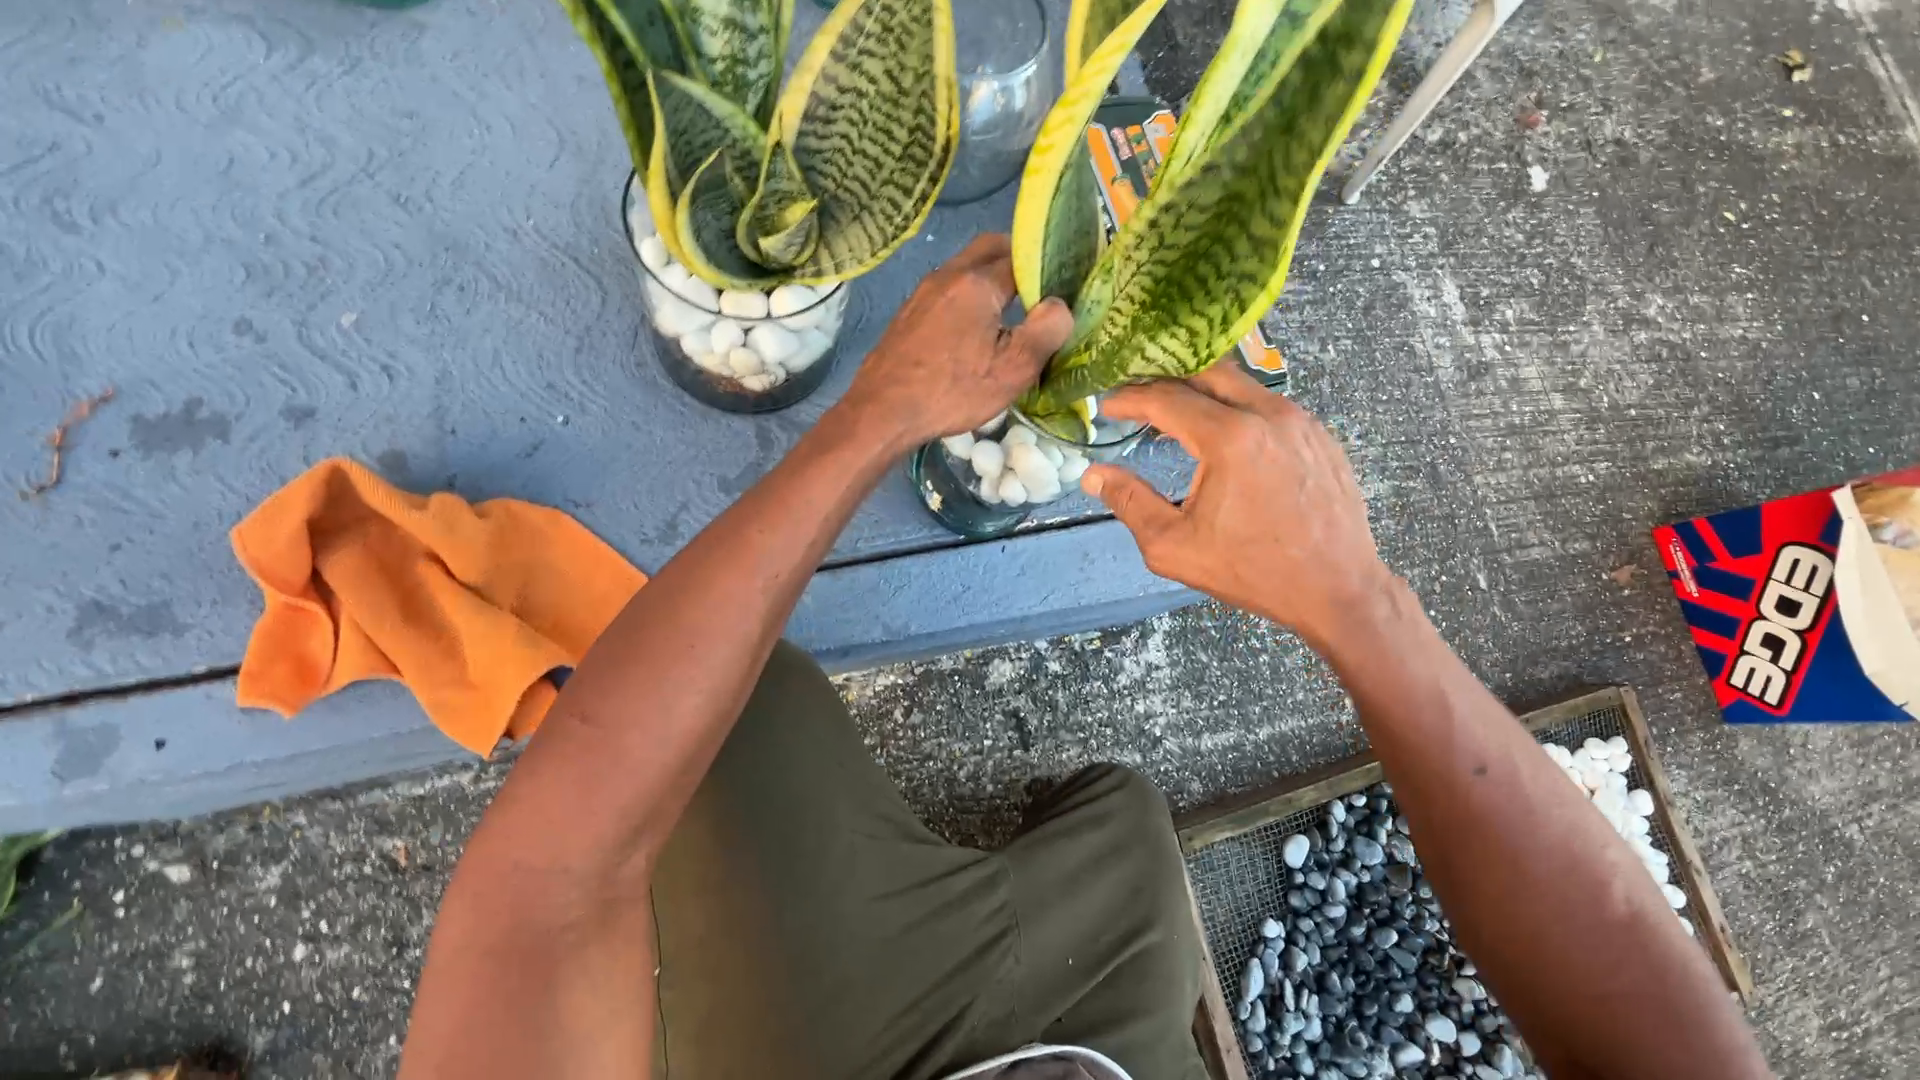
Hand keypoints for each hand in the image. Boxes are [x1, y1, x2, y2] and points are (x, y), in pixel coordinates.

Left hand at [840, 234, 1072, 450]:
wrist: (882, 412)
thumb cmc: (952, 391)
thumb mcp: (1013, 369)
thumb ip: (1046, 330)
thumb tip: (1059, 305)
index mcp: (977, 282)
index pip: (1022, 257)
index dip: (1047, 269)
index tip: (1063, 287)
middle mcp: (947, 276)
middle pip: (990, 249)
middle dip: (1018, 260)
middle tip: (1040, 289)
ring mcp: (923, 293)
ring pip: (966, 269)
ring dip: (991, 279)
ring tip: (1012, 311)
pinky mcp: (909, 313)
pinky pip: (948, 291)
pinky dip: (969, 297)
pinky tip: (975, 329)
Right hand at [1081, 364, 1398, 646]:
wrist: (1337, 588)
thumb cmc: (1251, 572)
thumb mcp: (1174, 546)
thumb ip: (1129, 502)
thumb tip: (1093, 474)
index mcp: (1229, 438)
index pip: (1166, 398)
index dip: (1129, 399)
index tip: (1106, 407)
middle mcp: (1267, 415)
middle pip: (1205, 372)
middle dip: (1165, 380)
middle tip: (1137, 398)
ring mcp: (1300, 421)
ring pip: (1241, 384)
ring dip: (1202, 392)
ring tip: (1175, 414)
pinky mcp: (1319, 435)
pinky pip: (1268, 405)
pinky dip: (1236, 408)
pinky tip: (1223, 436)